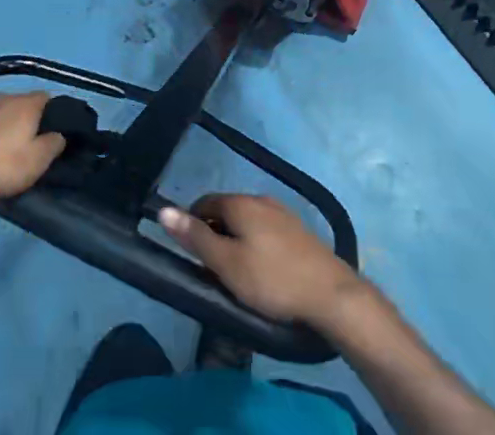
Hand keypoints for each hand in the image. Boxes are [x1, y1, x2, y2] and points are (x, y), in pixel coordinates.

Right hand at [159, 194, 366, 326]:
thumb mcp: (226, 264)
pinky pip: (265, 230)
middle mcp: (261, 199)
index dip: (191, 225)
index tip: (191, 256)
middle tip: (212, 270)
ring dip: (235, 240)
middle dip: (213, 233)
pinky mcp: (298, 230)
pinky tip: (262, 270)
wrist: (330, 294)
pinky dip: (255, 244)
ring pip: (247, 221)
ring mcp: (283, 213)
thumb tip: (164, 210)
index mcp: (241, 202)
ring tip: (235, 274)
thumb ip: (195, 238)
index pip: (204, 203)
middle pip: (226, 210)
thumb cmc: (272, 280)